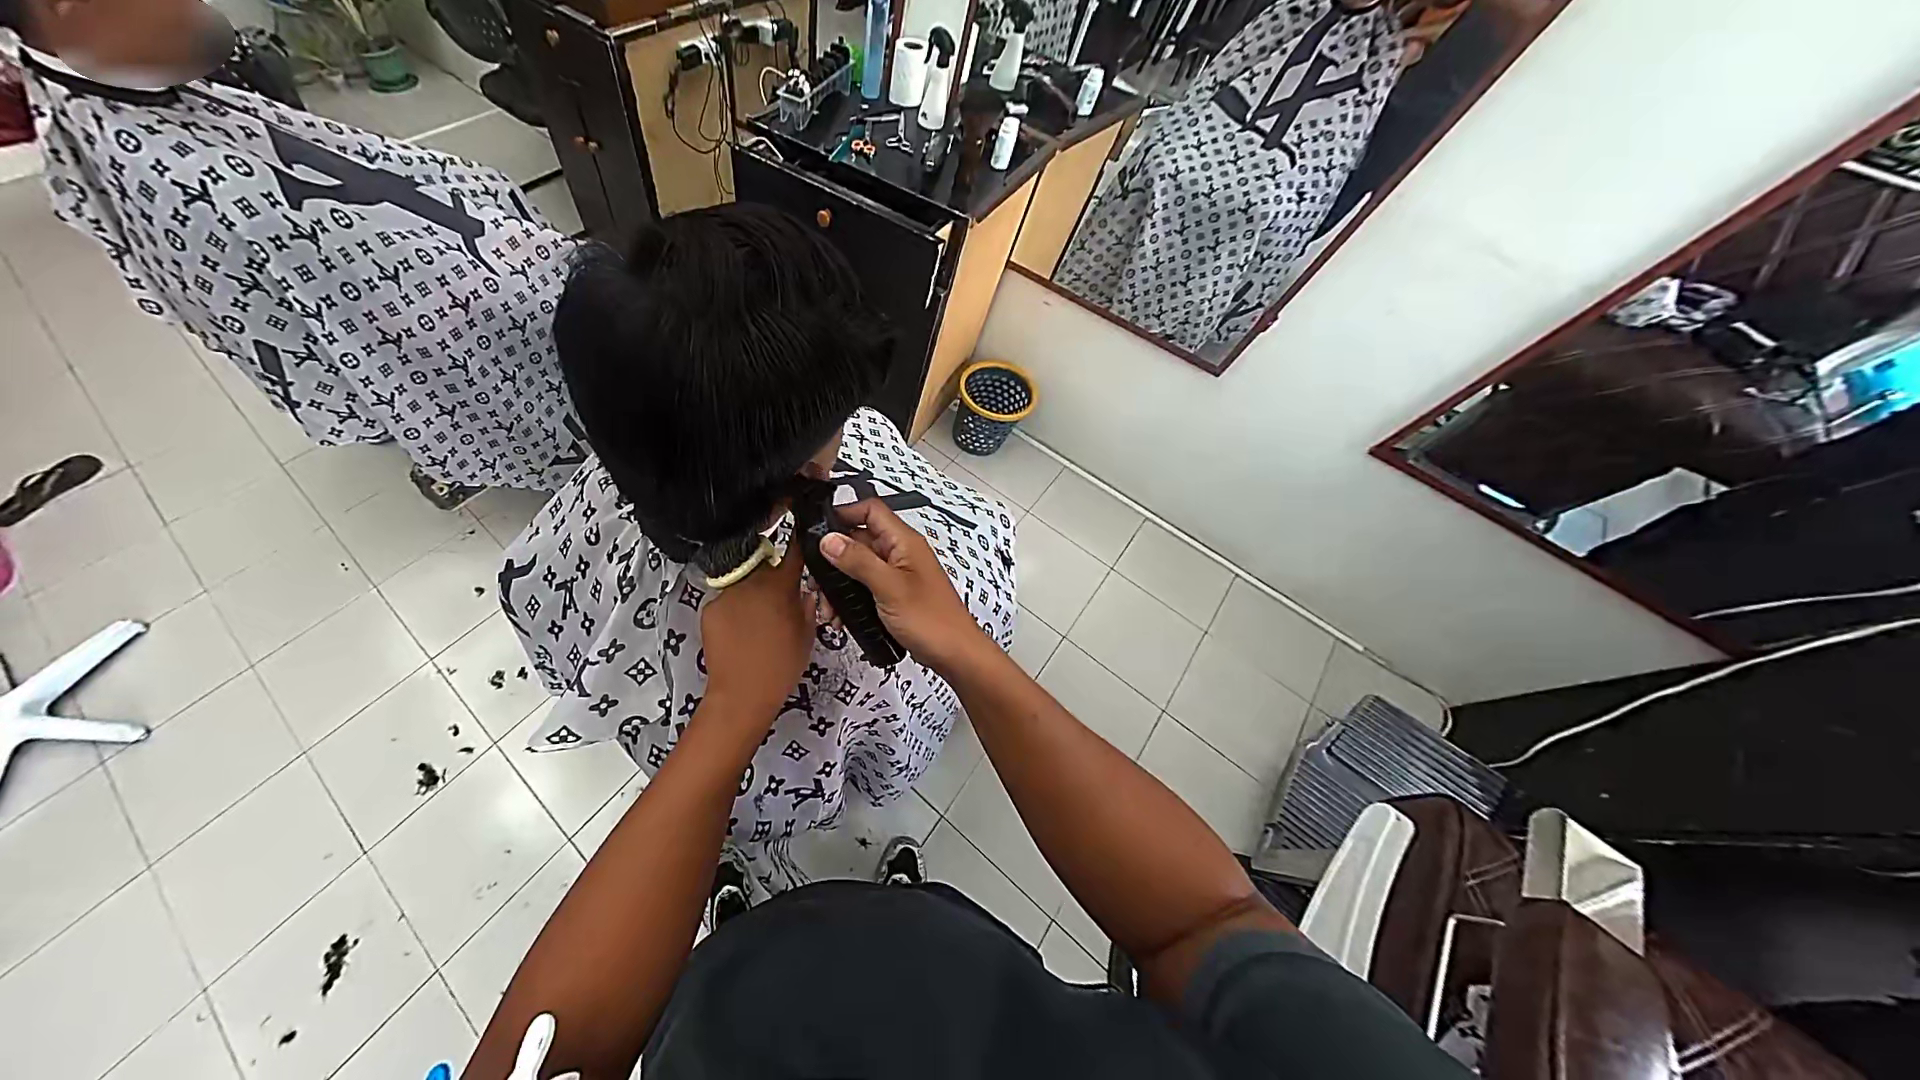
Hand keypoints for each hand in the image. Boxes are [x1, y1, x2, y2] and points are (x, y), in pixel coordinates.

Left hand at [699, 547, 812, 721]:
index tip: (797, 520)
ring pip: (745, 583)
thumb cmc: (781, 666)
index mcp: (780, 586)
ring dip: (753, 593)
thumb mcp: (807, 634)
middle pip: (765, 565)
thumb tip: (803, 592)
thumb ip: (806, 606)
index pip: (792, 549)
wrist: (742, 693)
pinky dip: (735, 609)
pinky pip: (727, 599)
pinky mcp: (709, 609)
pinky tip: (741, 630)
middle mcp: (751, 583)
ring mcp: (727, 594)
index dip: (797, 535)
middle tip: (781, 598)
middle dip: (774, 575)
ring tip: (760, 621)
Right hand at [817, 499, 991, 671]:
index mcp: (904, 542)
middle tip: (819, 580)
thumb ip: (859, 561)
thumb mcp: (889, 588)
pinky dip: (851, 599)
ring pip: (859, 567)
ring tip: (830, 606)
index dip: (843, 514)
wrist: (954, 654)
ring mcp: (898, 574)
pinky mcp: (895, 594)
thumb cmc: (935, 621)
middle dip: (835, 559)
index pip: (870, 510)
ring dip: (841, 584)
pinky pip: (866, 587)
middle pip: (859, 540)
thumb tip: (830, 540)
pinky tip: (843, 616)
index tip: (820, 531)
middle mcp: (901, 554)